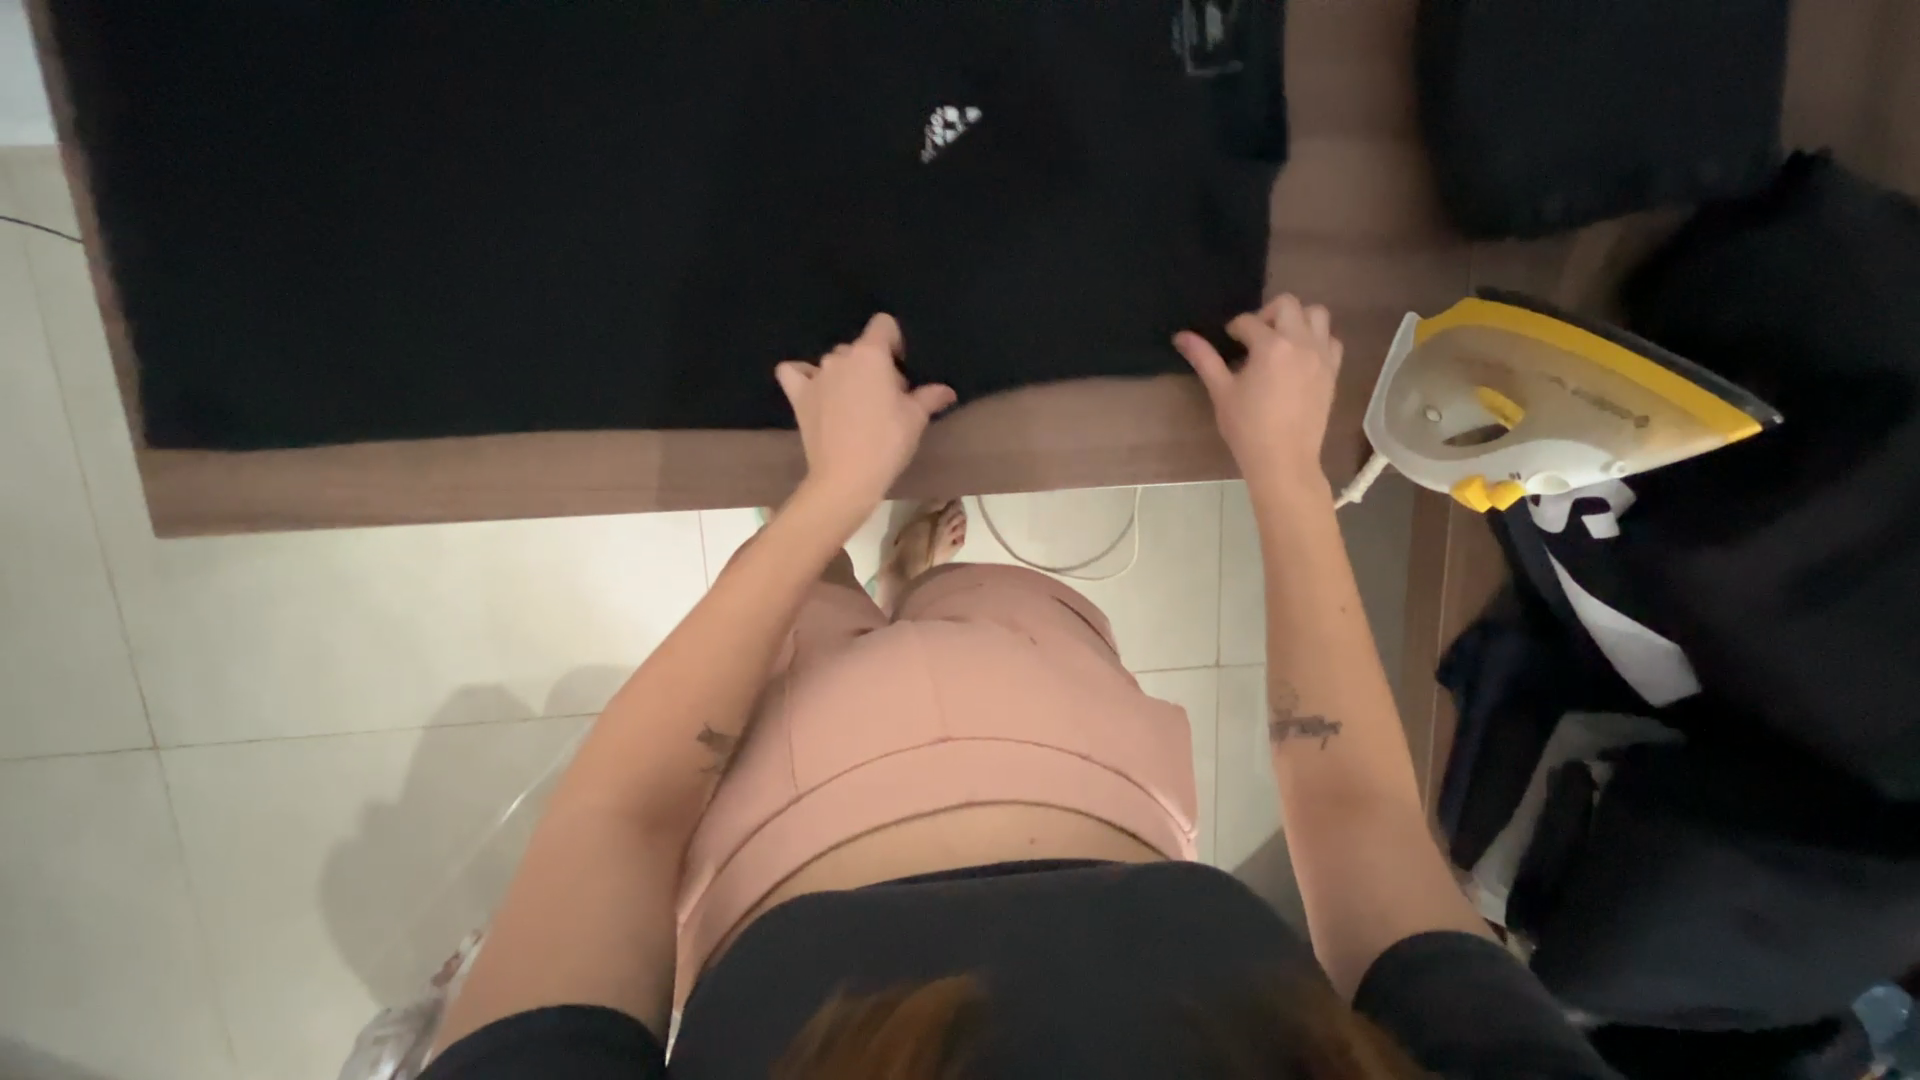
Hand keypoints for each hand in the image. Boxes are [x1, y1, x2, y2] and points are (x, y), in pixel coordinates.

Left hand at [775, 314, 956, 522]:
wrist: (846, 477)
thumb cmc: (887, 442)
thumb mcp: (916, 419)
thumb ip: (930, 397)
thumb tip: (947, 391)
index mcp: (871, 354)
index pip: (883, 324)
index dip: (895, 342)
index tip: (901, 369)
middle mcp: (840, 357)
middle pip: (860, 348)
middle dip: (873, 366)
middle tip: (884, 398)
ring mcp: (816, 375)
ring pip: (833, 362)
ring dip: (846, 375)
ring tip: (855, 404)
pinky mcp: (798, 396)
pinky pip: (793, 372)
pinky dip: (803, 375)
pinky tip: (815, 389)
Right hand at [1175, 293, 1342, 488]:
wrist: (1283, 459)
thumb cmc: (1247, 428)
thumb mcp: (1221, 392)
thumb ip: (1204, 358)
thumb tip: (1181, 336)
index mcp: (1270, 346)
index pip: (1248, 321)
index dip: (1234, 329)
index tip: (1229, 343)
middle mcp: (1301, 342)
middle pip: (1288, 304)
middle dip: (1267, 314)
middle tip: (1255, 338)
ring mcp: (1321, 355)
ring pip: (1317, 314)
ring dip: (1297, 320)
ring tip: (1281, 342)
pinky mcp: (1333, 370)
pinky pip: (1331, 340)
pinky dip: (1317, 340)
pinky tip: (1300, 358)